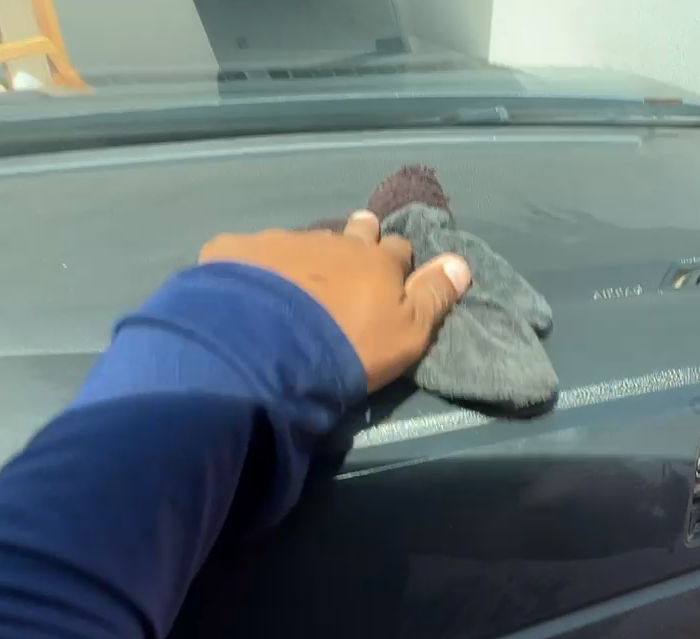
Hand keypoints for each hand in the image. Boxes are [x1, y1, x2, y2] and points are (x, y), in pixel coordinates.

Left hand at [199, 210, 470, 390]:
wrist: (269, 346)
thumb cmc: (354, 345)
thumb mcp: (409, 332)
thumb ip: (434, 297)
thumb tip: (461, 261)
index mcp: (378, 261)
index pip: (399, 249)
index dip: (399, 258)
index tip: (397, 269)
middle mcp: (335, 241)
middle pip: (354, 231)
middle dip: (360, 235)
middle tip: (355, 246)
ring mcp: (284, 241)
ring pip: (307, 240)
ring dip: (311, 253)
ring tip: (304, 274)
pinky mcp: (238, 250)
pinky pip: (253, 250)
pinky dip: (259, 263)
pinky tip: (252, 281)